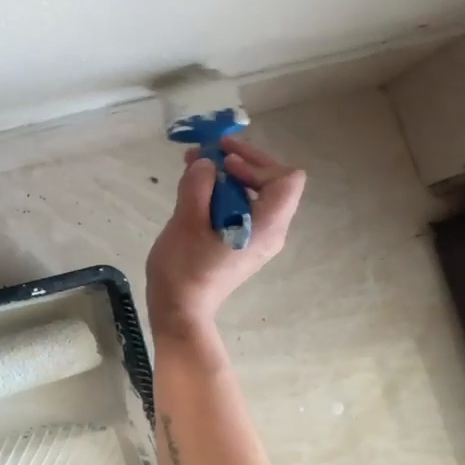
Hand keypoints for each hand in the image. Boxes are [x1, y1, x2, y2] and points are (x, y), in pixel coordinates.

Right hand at [145, 136, 304, 329]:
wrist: (179, 310)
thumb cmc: (184, 268)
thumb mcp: (186, 222)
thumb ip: (198, 186)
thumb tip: (206, 162)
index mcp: (266, 225)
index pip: (285, 178)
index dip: (256, 162)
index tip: (223, 161)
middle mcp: (271, 231)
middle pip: (272, 184)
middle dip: (240, 164)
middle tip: (206, 154)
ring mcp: (258, 240)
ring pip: (255, 197)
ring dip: (228, 180)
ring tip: (195, 171)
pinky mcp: (242, 246)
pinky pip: (242, 212)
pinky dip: (223, 198)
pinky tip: (197, 196)